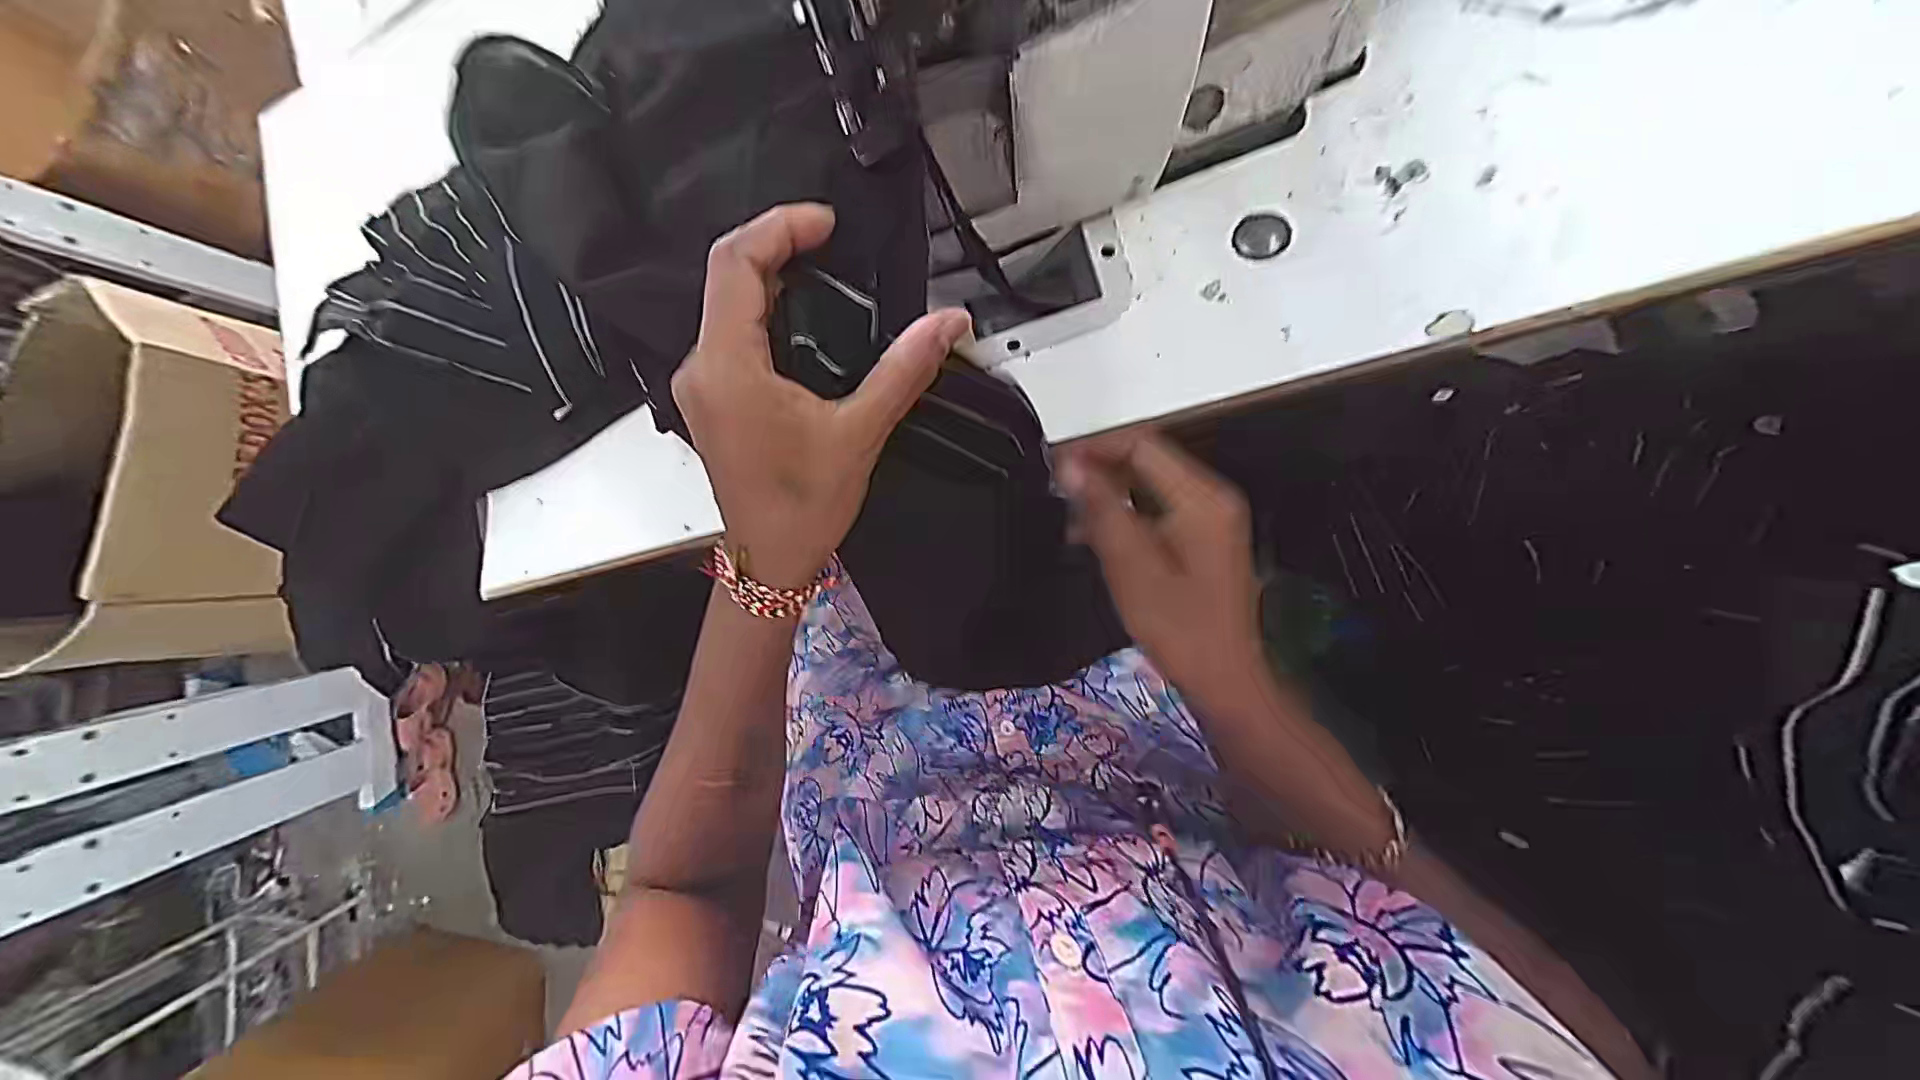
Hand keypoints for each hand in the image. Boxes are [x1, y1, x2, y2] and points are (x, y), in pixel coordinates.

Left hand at [672, 204, 972, 587]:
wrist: (771, 559)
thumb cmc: (801, 509)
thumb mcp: (860, 431)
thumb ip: (903, 370)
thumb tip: (944, 325)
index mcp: (728, 368)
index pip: (736, 263)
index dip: (780, 227)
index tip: (822, 223)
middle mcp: (702, 371)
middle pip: (726, 277)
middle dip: (776, 247)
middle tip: (827, 242)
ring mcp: (701, 387)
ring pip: (725, 306)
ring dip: (769, 281)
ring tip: (821, 275)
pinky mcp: (711, 401)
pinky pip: (728, 337)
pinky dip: (762, 316)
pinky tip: (800, 326)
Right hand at [1059, 431, 1265, 700]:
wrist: (1221, 674)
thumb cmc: (1178, 626)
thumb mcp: (1129, 564)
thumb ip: (1100, 508)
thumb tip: (1070, 468)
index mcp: (1200, 497)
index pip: (1141, 444)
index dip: (1094, 448)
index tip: (1057, 463)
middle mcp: (1212, 498)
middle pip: (1146, 460)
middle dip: (1099, 469)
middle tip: (1058, 486)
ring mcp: (1210, 517)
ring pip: (1148, 484)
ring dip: (1108, 491)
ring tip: (1070, 511)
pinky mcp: (1203, 537)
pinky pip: (1158, 506)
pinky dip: (1126, 511)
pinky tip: (1096, 532)